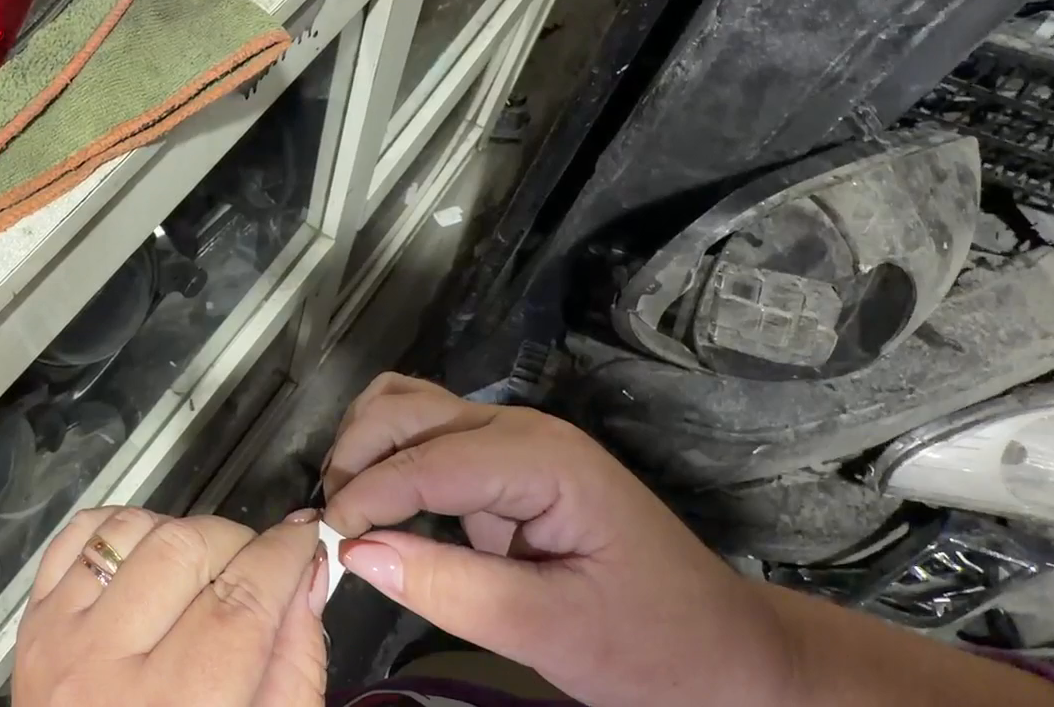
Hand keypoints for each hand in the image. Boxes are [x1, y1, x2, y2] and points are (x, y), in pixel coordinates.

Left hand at [14, 506, 328, 706]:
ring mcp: (60, 637)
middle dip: (236, 541)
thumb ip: (295, 664)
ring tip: (201, 566)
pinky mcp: (34, 621)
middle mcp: (105, 666)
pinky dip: (120, 525)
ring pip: (131, 529)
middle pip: (185, 551)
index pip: (239, 601)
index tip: (304, 537)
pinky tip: (147, 553)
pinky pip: (79, 533)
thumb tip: (304, 576)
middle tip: (256, 562)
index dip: (282, 557)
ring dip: (178, 531)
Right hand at [321, 374, 793, 706]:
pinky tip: (376, 496)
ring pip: (404, 404)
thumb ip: (449, 589)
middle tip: (332, 523)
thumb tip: (356, 553)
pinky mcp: (497, 454)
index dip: (369, 495)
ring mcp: (508, 435)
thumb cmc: (651, 646)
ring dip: (364, 444)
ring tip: (347, 505)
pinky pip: (420, 429)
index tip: (328, 540)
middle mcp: (517, 428)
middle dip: (356, 457)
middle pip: (404, 408)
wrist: (724, 649)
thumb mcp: (553, 632)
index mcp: (542, 460)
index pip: (428, 460)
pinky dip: (383, 451)